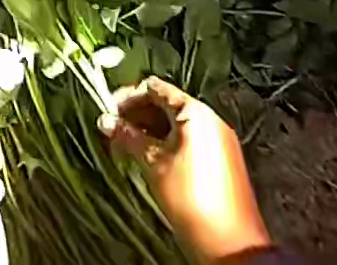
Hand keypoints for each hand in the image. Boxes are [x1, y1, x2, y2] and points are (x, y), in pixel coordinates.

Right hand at [99, 78, 270, 262]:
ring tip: (126, 147)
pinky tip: (148, 159)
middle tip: (114, 130)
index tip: (109, 110)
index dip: (128, 97)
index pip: (154, 89)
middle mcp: (210, 119)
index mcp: (195, 112)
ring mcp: (218, 141)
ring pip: (175, 124)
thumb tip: (105, 120)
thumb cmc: (190, 198)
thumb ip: (127, 136)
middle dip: (136, 116)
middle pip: (164, 105)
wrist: (231, 248)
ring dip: (149, 131)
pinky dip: (166, 144)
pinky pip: (188, 140)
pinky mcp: (222, 161)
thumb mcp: (152, 163)